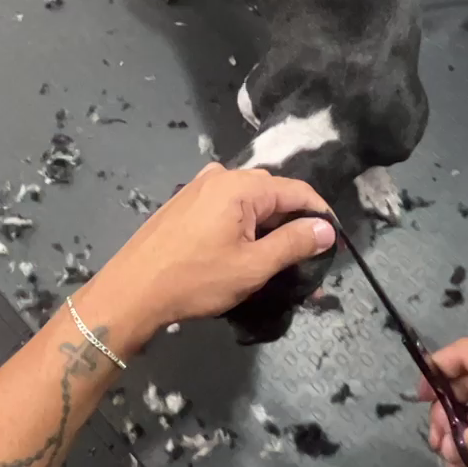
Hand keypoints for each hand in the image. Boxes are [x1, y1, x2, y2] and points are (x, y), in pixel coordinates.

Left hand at [76, 164, 333, 351]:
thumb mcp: (253, 266)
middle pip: (272, 193)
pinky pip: (227, 206)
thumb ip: (293, 243)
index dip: (320, 215)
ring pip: (249, 201)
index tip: (333, 243)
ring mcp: (199, 187)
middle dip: (294, 223)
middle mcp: (220, 176)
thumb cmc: (196, 279)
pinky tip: (246, 250)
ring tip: (279, 260)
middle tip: (307, 259)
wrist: (133, 290)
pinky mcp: (185, 202)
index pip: (297, 190)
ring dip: (268, 226)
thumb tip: (326, 228)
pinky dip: (244, 225)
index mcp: (240, 185)